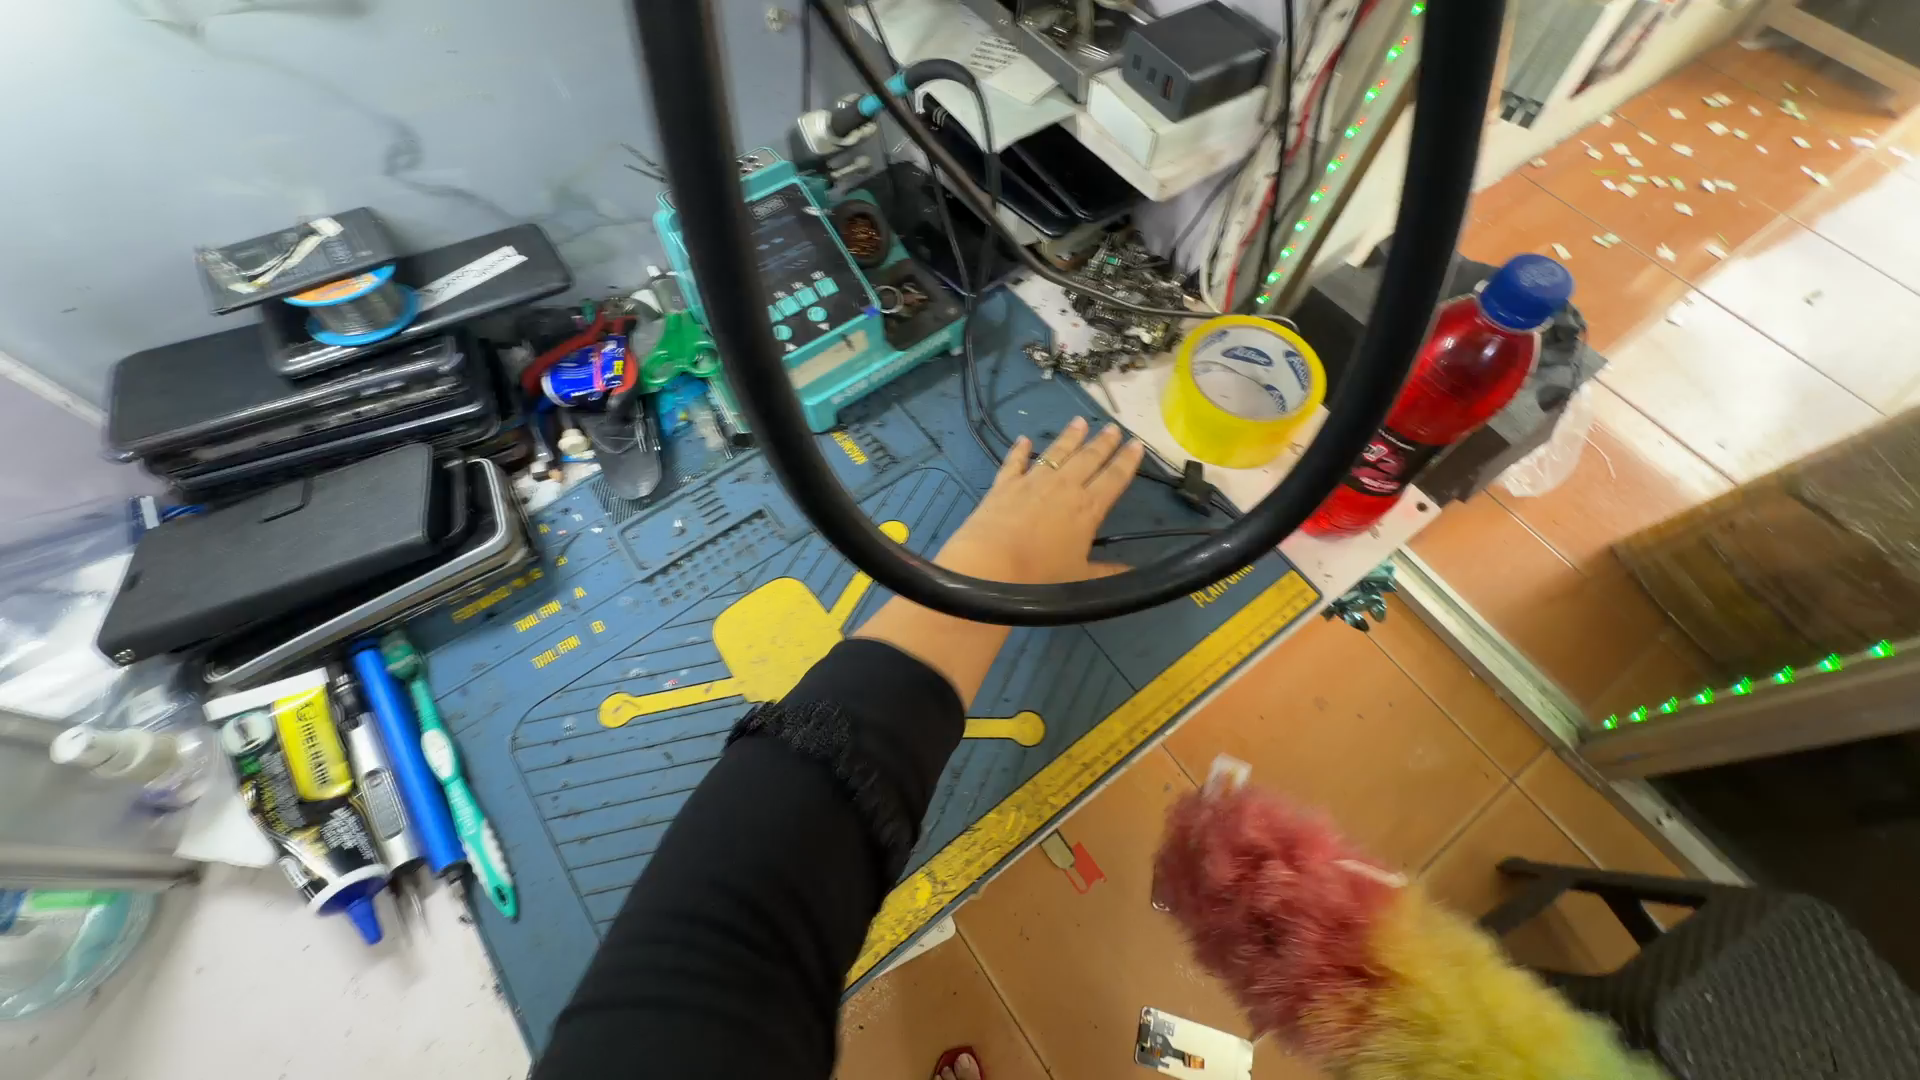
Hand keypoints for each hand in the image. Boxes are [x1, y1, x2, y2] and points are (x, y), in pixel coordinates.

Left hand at [935, 416, 1146, 583]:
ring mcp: (1033, 481)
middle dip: (1103, 443)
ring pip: (1056, 453)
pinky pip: (1015, 461)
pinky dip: (1019, 450)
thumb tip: (1133, 572)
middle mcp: (1064, 487)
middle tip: (1113, 427)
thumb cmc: (1040, 575)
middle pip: (1088, 458)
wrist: (991, 565)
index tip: (1136, 444)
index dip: (1127, 461)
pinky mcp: (1005, 483)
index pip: (1114, 479)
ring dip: (1070, 437)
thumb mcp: (1079, 578)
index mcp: (1088, 508)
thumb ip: (1107, 573)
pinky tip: (1023, 439)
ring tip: (1079, 422)